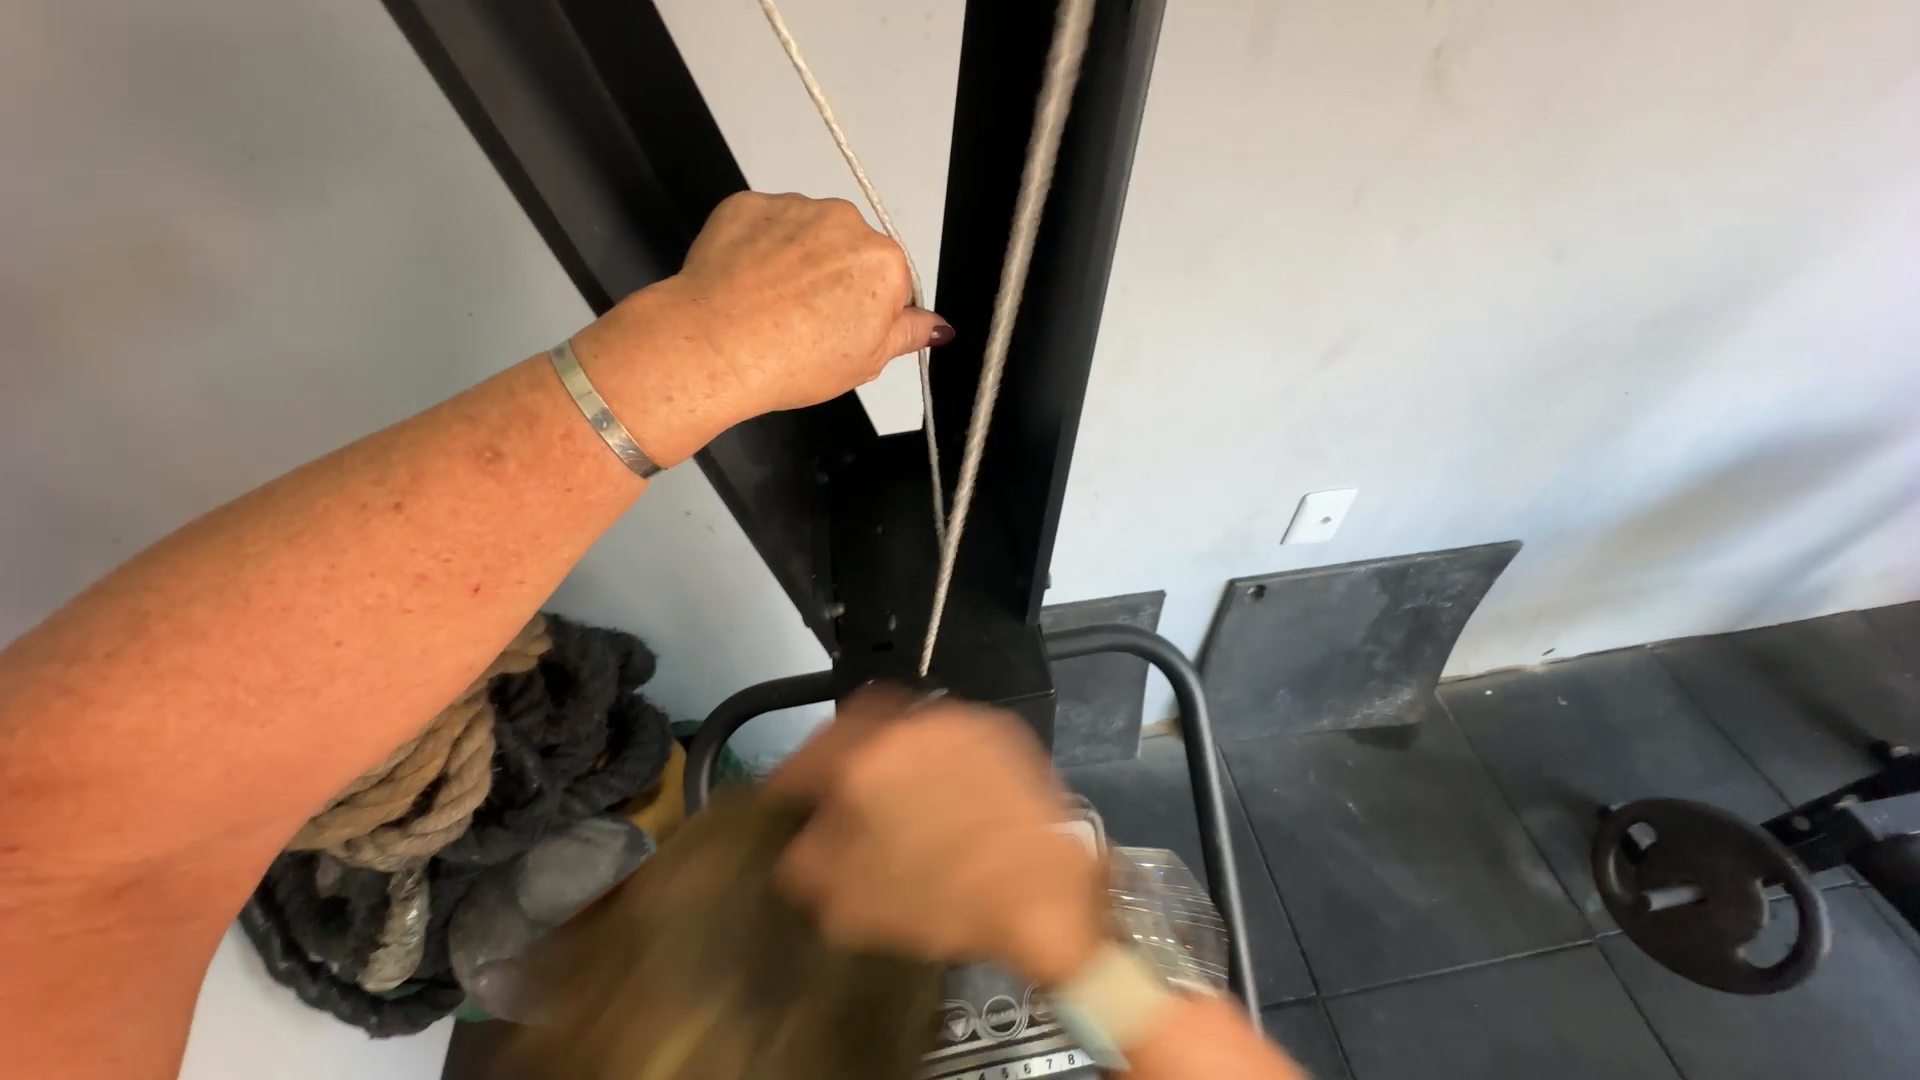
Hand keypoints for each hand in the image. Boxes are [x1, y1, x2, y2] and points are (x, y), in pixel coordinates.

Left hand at [569, 192, 951, 465]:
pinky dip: (760, 250)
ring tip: (774, 306)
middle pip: (850, 252)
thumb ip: (908, 334)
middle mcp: (845, 221)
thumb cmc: (795, 359)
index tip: (846, 332)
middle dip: (836, 280)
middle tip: (808, 324)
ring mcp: (794, 207)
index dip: (869, 311)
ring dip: (798, 262)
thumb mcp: (867, 360)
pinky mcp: (749, 205)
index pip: (891, 283)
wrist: (717, 344)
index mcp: (884, 262)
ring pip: (807, 235)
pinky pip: (765, 225)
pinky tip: (749, 286)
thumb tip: (939, 326)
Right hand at [769, 687, 1104, 985]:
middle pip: (853, 718)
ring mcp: (957, 720)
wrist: (1047, 891)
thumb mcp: (853, 903)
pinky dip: (932, 752)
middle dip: (837, 746)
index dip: (784, 783)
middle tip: (836, 780)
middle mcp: (908, 724)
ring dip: (888, 746)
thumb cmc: (948, 902)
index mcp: (864, 761)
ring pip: (904, 720)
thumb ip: (809, 863)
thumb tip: (801, 844)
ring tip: (891, 785)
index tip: (784, 799)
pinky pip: (948, 731)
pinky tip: (940, 787)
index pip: (801, 761)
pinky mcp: (997, 728)